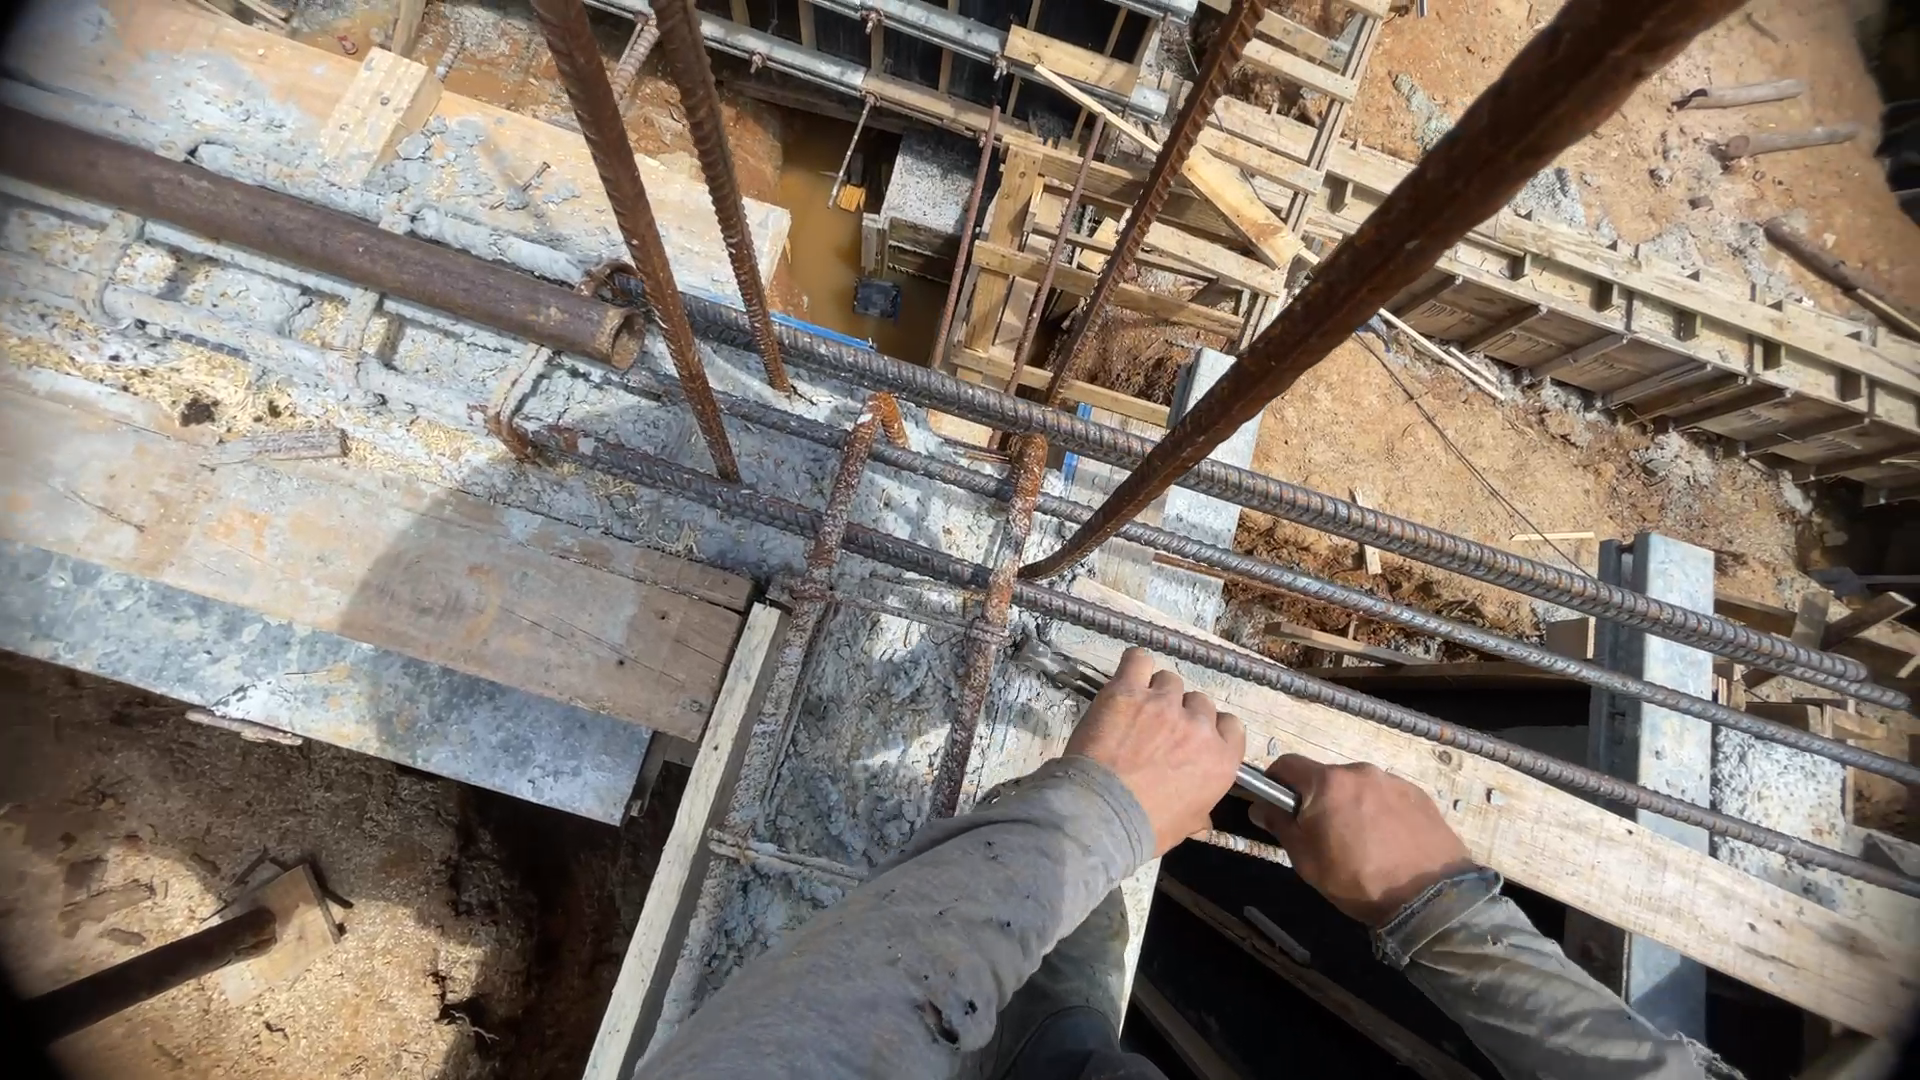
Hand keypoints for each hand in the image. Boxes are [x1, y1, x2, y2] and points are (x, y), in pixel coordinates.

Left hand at [1065, 648, 1244, 855]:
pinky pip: (1138, 659)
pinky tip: (1127, 678)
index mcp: (1221, 760)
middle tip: (1155, 727)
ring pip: (1169, 680)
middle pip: (1198, 701)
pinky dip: (1134, 665)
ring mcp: (1163, 704)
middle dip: (1180, 712)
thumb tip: (1202, 818)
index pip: (1230, 724)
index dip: (1209, 727)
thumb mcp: (1185, 826)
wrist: (1101, 813)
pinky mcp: (1128, 691)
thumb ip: (1199, 812)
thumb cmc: (1144, 826)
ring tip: (1135, 708)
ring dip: (1155, 691)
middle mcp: (1198, 726)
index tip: (1190, 735)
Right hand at [1250, 755, 1473, 926]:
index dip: (1276, 781)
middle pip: (1325, 776)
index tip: (1278, 804)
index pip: (1286, 764)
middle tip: (1324, 832)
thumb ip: (1280, 825)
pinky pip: (1387, 796)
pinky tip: (1390, 841)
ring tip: (1364, 840)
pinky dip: (1380, 810)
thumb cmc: (1359, 880)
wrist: (1434, 903)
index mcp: (1326, 782)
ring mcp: (1393, 782)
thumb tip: (1261, 807)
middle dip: (1318, 797)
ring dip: (1351, 803)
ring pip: (1358, 786)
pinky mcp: (1420, 796)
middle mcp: (1359, 771)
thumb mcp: (1306, 860)